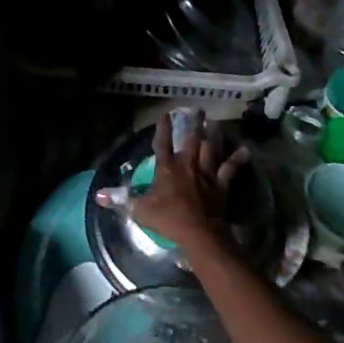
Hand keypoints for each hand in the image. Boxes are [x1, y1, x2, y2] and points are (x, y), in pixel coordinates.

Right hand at [96, 108, 249, 249]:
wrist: (199, 233)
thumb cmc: (168, 219)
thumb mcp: (140, 210)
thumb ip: (121, 200)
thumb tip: (98, 195)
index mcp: (167, 169)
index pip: (163, 144)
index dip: (163, 129)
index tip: (165, 114)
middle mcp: (187, 166)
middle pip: (191, 140)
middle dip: (194, 124)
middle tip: (198, 109)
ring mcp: (206, 174)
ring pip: (211, 149)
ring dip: (213, 136)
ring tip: (216, 122)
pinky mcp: (221, 186)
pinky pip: (230, 169)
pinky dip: (237, 160)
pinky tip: (245, 150)